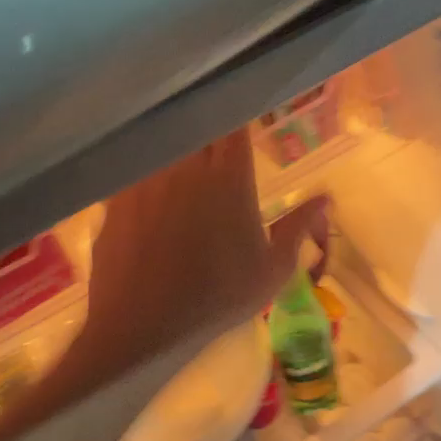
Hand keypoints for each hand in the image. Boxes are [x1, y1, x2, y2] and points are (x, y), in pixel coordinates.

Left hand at [73, 131, 323, 375]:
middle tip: (217, 144)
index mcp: (230, 178)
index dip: (240, 117)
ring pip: (165, 146)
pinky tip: (151, 196)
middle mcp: (186, 166)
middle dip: (208, 130)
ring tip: (185, 167)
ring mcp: (146, 178)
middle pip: (197, 128)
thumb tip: (325, 198)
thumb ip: (298, 227)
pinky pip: (136, 171)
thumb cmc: (218, 298)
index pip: (235, 125)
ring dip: (177, 150)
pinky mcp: (115, 196)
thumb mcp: (272, 270)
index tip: (245, 118)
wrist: (142, 323)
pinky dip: (146, 174)